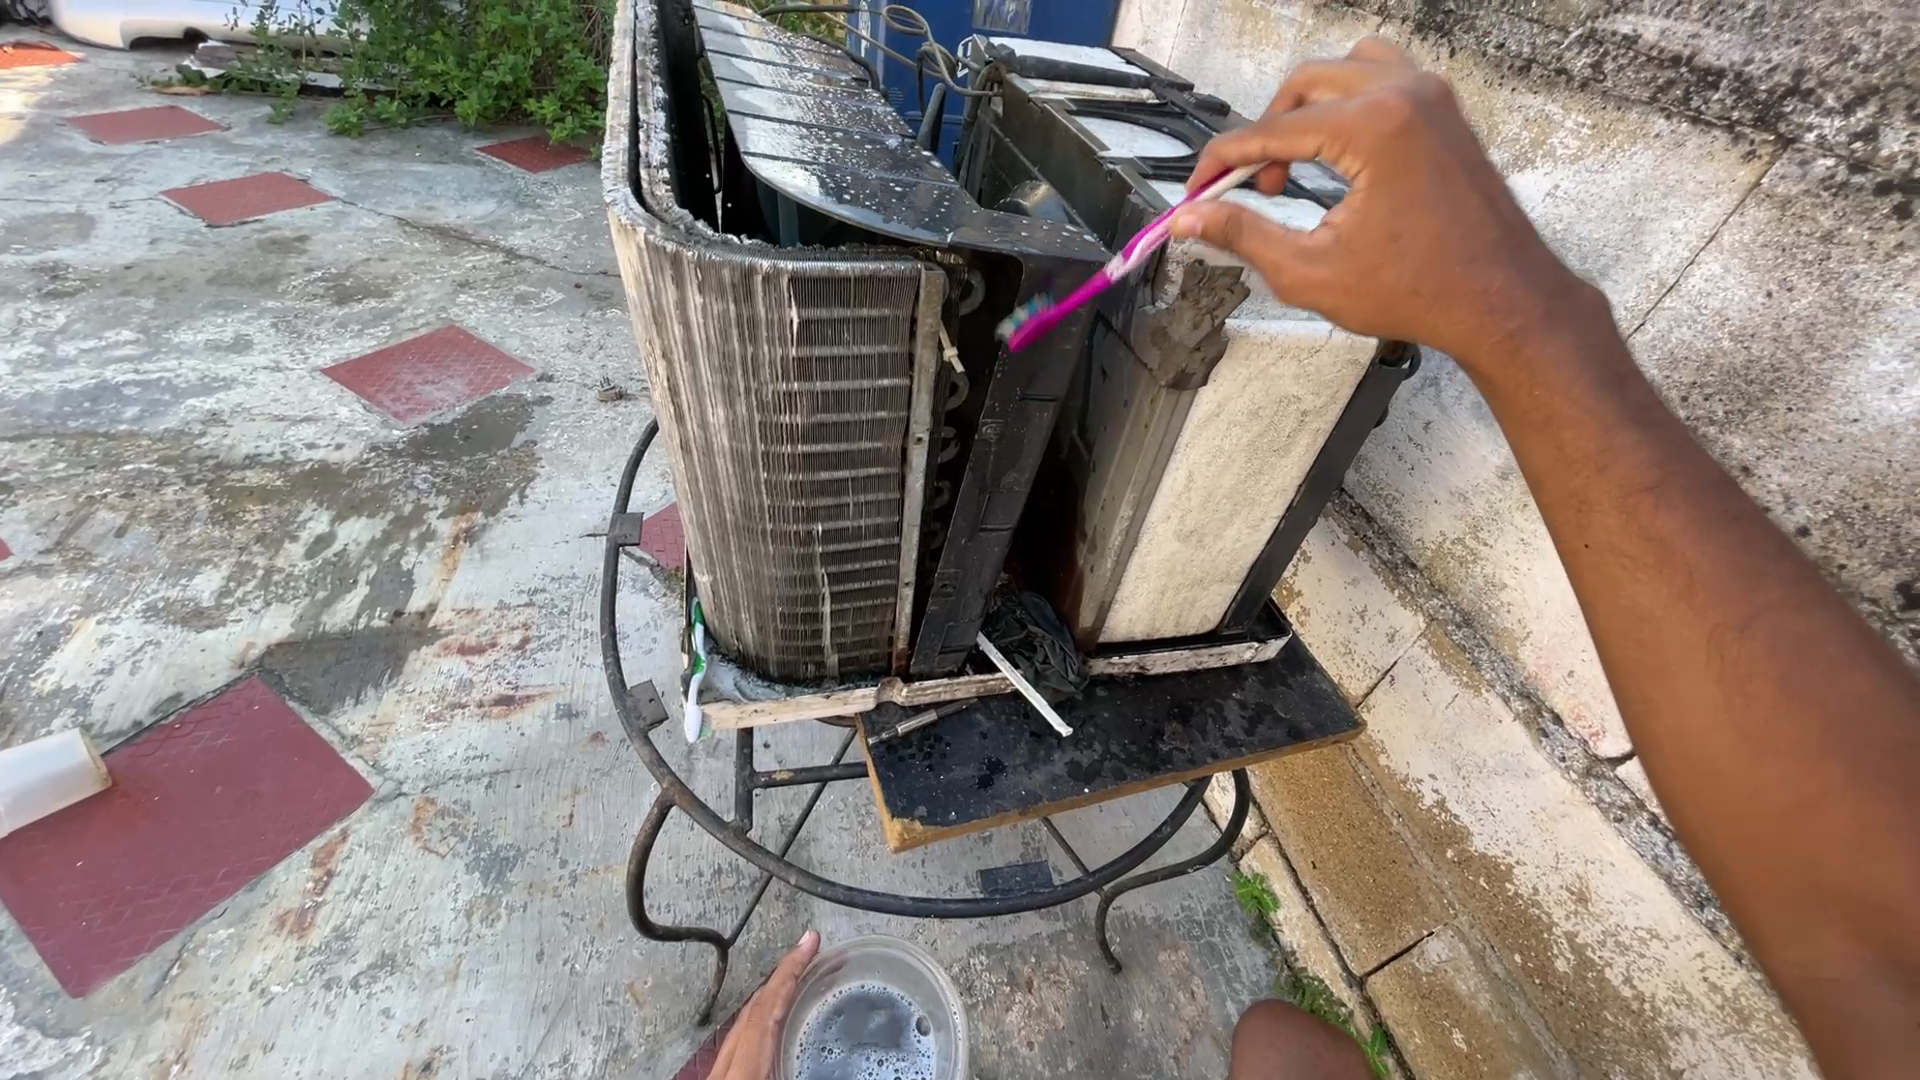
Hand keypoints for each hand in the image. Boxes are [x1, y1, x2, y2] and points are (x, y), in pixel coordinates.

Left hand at [705, 930, 821, 1079]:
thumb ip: (801, 1064)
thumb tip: (847, 1066)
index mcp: (739, 1076)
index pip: (765, 1012)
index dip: (789, 971)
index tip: (809, 941)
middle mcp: (721, 1072)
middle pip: (751, 1011)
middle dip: (782, 975)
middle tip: (809, 950)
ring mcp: (716, 1076)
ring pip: (742, 1025)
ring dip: (771, 996)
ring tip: (797, 977)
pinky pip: (739, 1041)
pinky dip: (761, 1022)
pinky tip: (776, 1023)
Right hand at [1170, 38, 1599, 376]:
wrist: (1496, 299)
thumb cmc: (1415, 289)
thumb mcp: (1307, 271)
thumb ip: (1242, 234)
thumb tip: (1191, 218)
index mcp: (1374, 128)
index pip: (1271, 129)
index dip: (1222, 162)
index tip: (1198, 191)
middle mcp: (1406, 95)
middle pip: (1303, 87)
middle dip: (1262, 135)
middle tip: (1242, 189)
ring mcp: (1432, 97)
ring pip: (1343, 72)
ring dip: (1304, 112)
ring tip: (1290, 168)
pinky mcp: (1444, 113)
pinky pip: (1382, 80)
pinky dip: (1344, 108)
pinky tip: (1333, 157)